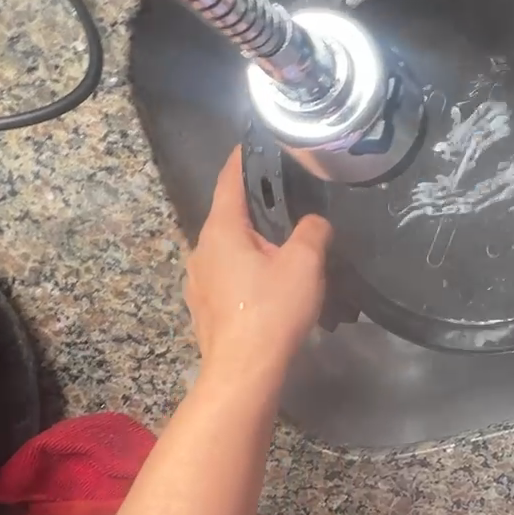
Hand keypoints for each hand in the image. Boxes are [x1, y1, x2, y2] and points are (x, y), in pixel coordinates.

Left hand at [184, 147, 331, 385]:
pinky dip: (247, 276)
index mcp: (222, 230)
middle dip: (258, 214)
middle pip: (232, 219)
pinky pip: (228, 279)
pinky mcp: (205, 308)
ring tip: (285, 256)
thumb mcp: (304, 264)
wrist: (245, 370)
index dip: (243, 161)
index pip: (230, 182)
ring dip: (254, 249)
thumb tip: (315, 223)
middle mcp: (202, 250)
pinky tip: (269, 291)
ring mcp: (198, 282)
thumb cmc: (272, 310)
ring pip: (230, 252)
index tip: (254, 145)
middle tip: (290, 210)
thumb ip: (312, 232)